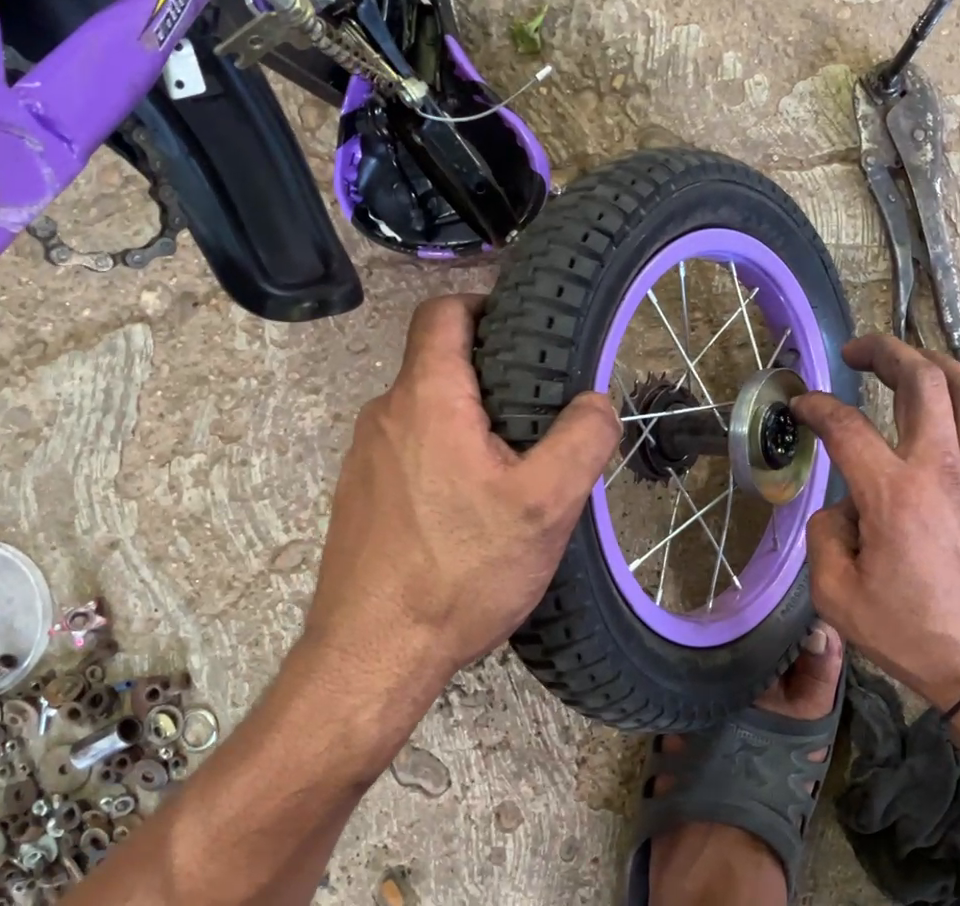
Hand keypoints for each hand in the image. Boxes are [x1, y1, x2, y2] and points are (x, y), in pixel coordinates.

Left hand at [308, 295, 619, 676]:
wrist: (373, 656)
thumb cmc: (461, 571)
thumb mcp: (545, 505)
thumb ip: (582, 440)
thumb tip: (596, 402)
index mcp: (427, 398)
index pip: (443, 312)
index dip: (486, 303)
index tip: (528, 329)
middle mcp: (385, 414)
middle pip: (440, 362)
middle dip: (494, 373)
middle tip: (546, 411)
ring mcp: (366, 458)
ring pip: (429, 411)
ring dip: (474, 420)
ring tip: (521, 466)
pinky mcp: (363, 497)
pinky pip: (413, 451)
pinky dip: (450, 456)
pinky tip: (479, 510)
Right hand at [791, 336, 959, 709]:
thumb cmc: (912, 632)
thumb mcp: (837, 597)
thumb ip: (824, 536)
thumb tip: (842, 507)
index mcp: (894, 494)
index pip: (847, 427)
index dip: (818, 407)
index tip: (802, 404)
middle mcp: (939, 468)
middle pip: (922, 379)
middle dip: (885, 351)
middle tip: (858, 350)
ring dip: (936, 363)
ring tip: (909, 364)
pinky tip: (950, 408)